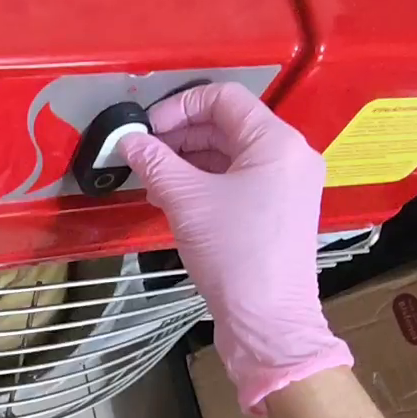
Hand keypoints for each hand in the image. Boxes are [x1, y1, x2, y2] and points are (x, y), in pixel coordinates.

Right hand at [120, 82, 350, 409]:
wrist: (268, 319)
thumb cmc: (233, 253)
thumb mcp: (186, 202)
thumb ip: (155, 163)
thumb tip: (127, 140)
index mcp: (276, 142)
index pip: (224, 98)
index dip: (178, 106)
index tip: (145, 130)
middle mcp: (289, 156)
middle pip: (227, 125)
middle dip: (180, 135)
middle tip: (142, 156)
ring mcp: (286, 185)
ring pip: (230, 155)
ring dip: (188, 160)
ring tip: (152, 179)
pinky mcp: (277, 212)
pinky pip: (237, 181)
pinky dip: (204, 182)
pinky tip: (174, 198)